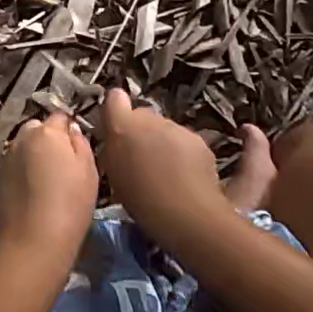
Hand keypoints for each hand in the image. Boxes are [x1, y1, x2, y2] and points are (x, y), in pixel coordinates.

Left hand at [0, 113, 97, 271]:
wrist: (32, 243)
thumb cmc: (69, 206)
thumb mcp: (89, 172)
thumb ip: (81, 143)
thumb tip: (71, 129)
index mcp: (46, 132)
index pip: (60, 116)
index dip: (68, 128)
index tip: (75, 145)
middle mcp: (20, 138)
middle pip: (36, 129)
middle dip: (46, 139)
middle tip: (59, 163)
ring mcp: (3, 157)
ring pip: (21, 147)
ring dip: (30, 154)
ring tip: (42, 180)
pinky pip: (10, 165)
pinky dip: (18, 171)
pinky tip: (27, 192)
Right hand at [98, 90, 231, 245]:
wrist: (184, 213)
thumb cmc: (139, 198)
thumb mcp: (114, 173)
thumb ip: (114, 148)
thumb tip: (118, 138)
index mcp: (122, 126)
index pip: (115, 98)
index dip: (117, 110)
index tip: (117, 127)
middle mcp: (150, 119)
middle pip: (143, 115)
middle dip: (142, 131)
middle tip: (142, 157)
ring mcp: (177, 127)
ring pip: (166, 128)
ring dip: (163, 142)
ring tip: (166, 171)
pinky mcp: (198, 139)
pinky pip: (185, 140)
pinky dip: (183, 152)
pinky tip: (185, 174)